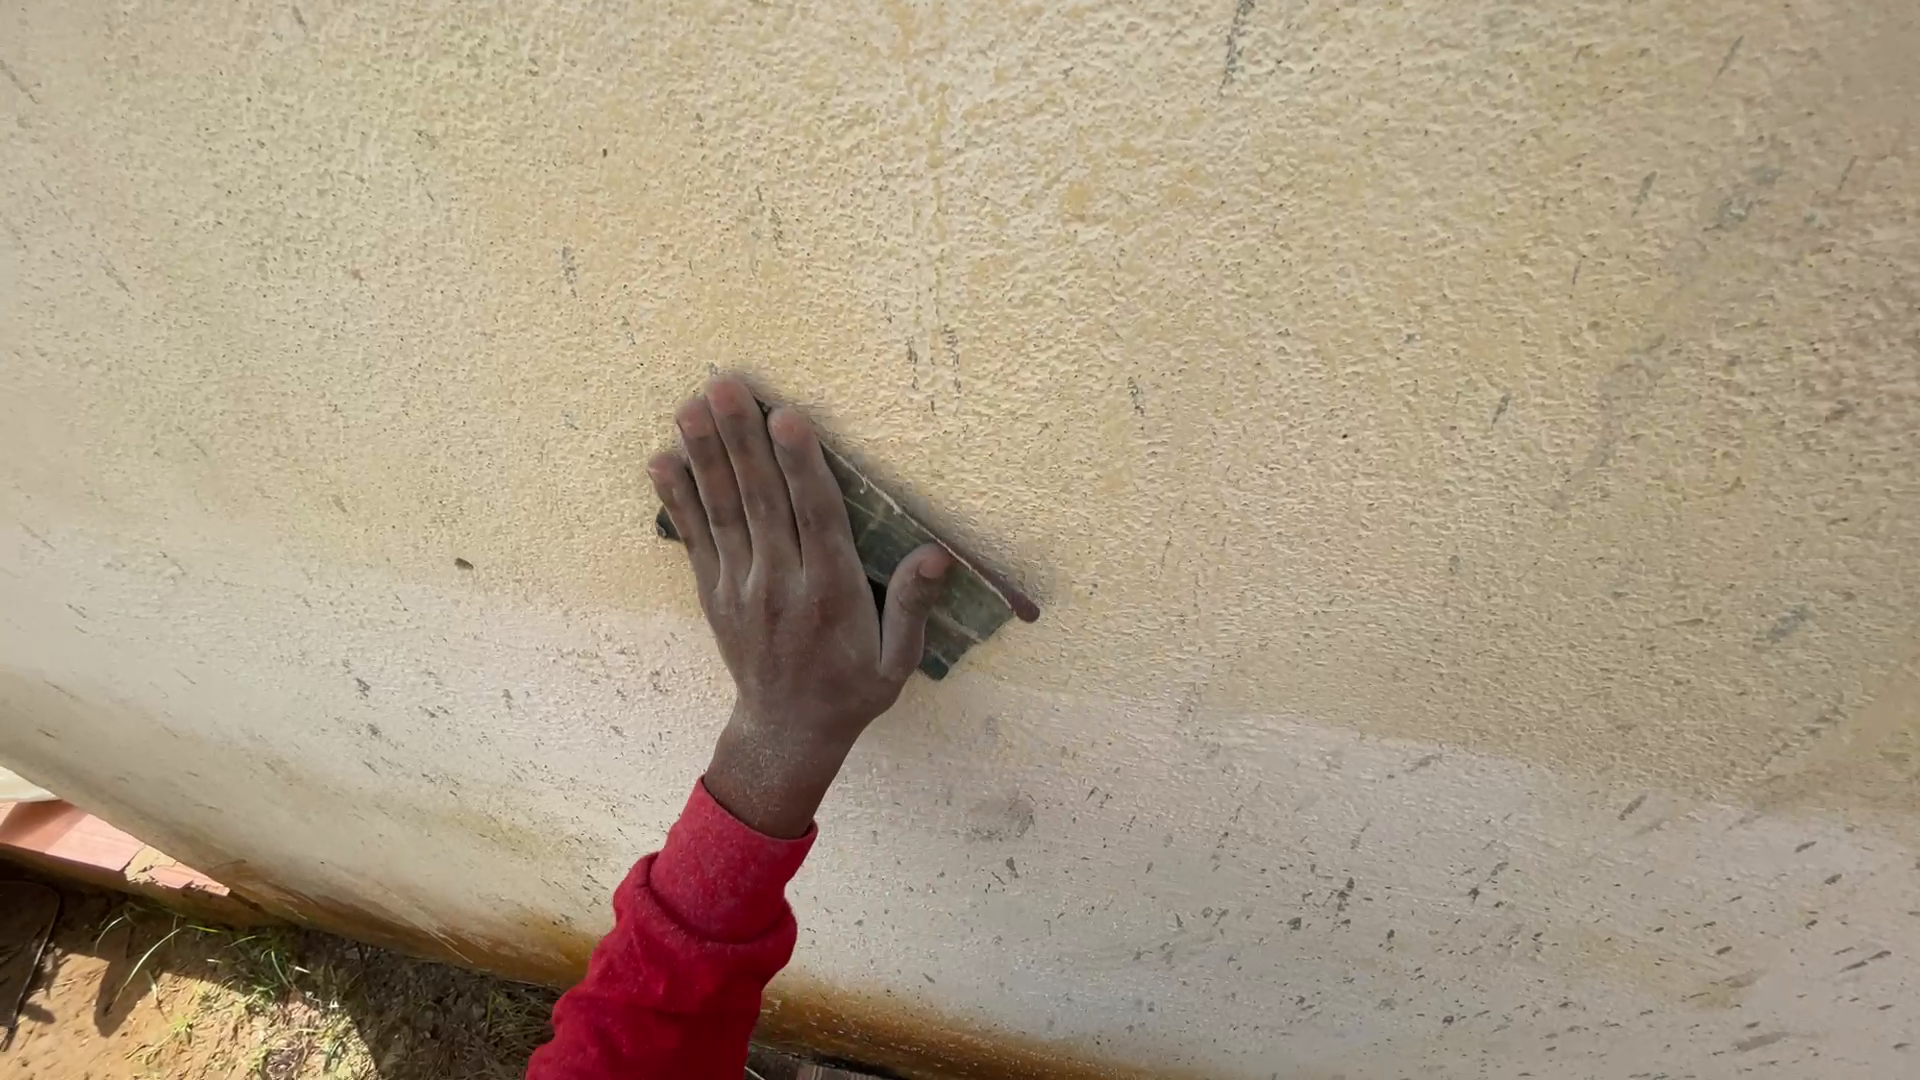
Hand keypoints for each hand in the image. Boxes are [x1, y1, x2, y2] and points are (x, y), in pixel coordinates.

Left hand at [647, 377, 951, 837]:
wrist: (787, 732)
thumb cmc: (853, 689)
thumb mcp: (899, 660)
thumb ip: (912, 606)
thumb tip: (936, 554)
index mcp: (832, 595)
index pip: (815, 519)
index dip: (801, 466)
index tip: (787, 416)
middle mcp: (781, 585)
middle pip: (762, 503)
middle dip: (744, 441)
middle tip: (726, 386)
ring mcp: (740, 589)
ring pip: (723, 513)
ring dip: (707, 457)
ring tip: (690, 407)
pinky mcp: (714, 595)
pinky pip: (693, 540)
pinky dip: (677, 500)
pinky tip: (662, 460)